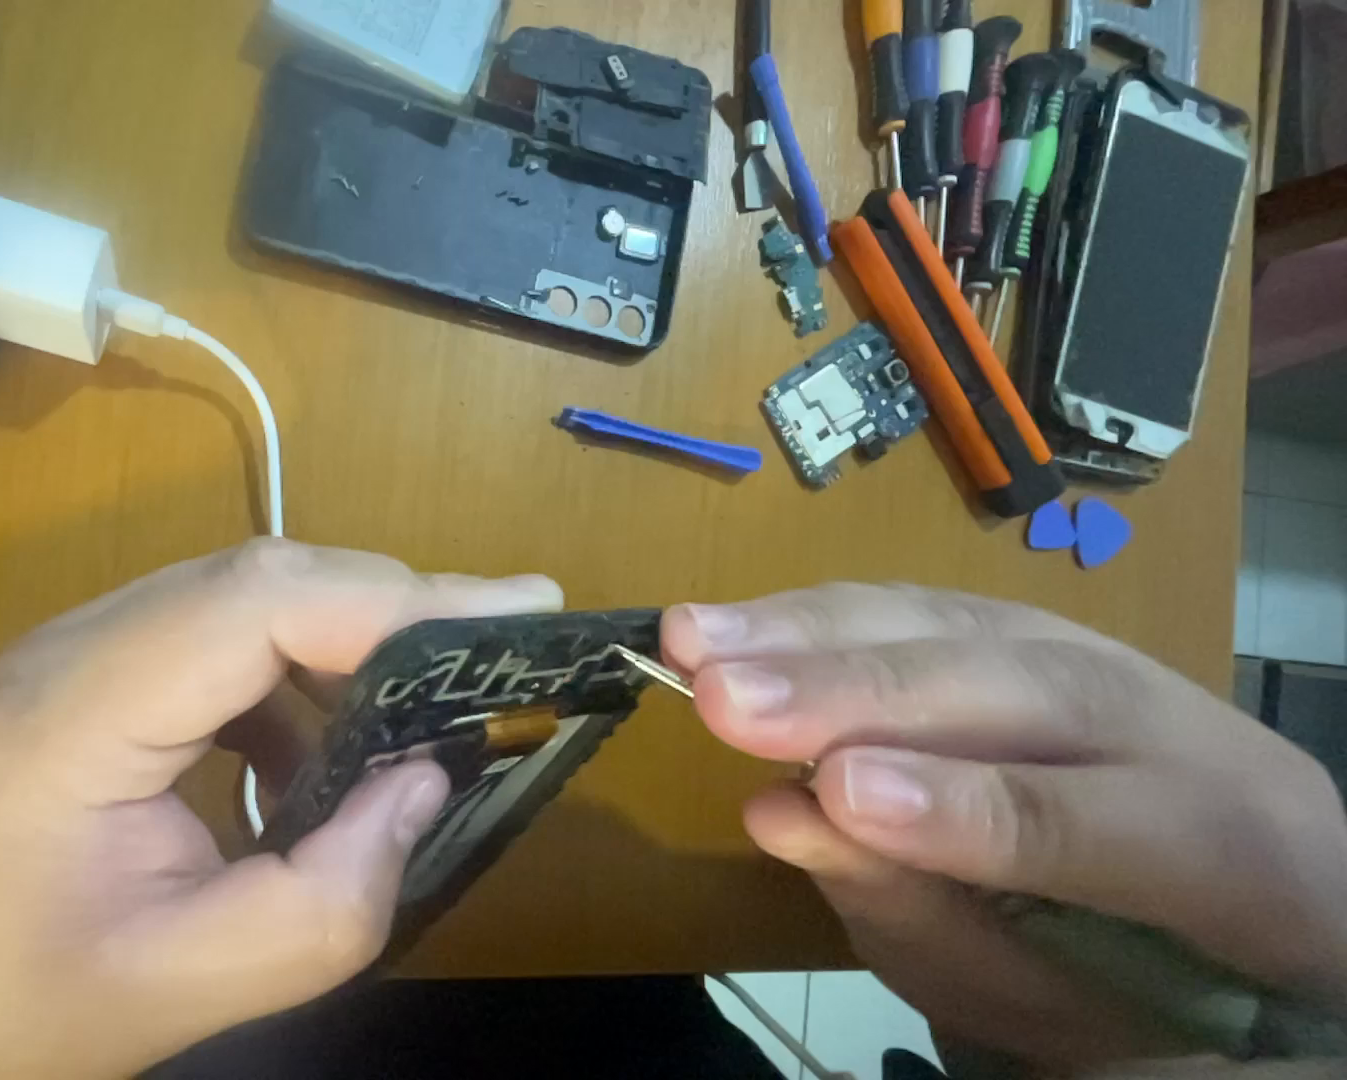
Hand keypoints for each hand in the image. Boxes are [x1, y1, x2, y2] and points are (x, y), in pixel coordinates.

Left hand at [0, 540, 561, 1078]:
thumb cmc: (1, 1009)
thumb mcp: (170, 993)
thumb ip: (319, 909)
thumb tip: (423, 786)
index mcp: (72, 716)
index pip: (252, 608)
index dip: (389, 602)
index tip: (511, 617)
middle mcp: (81, 645)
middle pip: (264, 577)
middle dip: (400, 599)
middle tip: (515, 631)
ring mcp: (93, 642)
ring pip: (258, 589)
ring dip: (362, 626)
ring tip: (450, 681)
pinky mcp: (116, 661)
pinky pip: (236, 630)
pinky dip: (314, 664)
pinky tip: (341, 736)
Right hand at [661, 586, 1346, 1066]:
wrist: (1167, 884)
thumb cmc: (1092, 969)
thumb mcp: (1015, 986)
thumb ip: (911, 904)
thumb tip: (777, 814)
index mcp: (1237, 850)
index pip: (1110, 823)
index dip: (970, 808)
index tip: (834, 790)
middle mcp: (1165, 720)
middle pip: (1016, 683)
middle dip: (854, 690)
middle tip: (723, 696)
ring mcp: (1074, 648)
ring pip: (945, 619)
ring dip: (801, 628)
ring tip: (691, 639)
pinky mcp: (988, 621)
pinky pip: (896, 605)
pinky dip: (800, 616)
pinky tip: (726, 626)